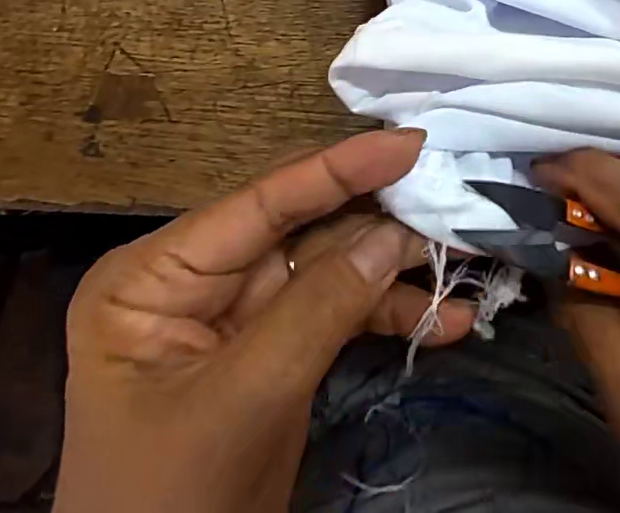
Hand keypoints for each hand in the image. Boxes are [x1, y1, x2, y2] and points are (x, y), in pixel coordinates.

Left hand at [54, 129, 473, 512]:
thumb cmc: (170, 500)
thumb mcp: (242, 400)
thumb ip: (318, 308)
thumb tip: (391, 235)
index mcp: (157, 273)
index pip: (264, 200)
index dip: (343, 167)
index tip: (411, 142)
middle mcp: (201, 275)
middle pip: (307, 225)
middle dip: (381, 217)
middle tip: (448, 196)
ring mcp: (244, 309)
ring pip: (334, 263)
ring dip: (398, 266)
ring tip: (462, 256)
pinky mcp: (279, 342)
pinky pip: (341, 309)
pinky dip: (391, 313)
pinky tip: (446, 321)